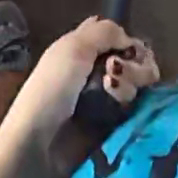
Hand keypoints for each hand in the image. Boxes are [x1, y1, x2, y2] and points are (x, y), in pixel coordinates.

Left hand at [0, 18, 158, 164]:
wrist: (39, 145)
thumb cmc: (51, 89)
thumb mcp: (73, 48)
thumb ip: (104, 32)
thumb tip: (130, 39)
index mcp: (81, 47)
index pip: (115, 35)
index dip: (126, 39)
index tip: (126, 48)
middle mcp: (96, 70)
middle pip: (133, 59)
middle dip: (133, 62)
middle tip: (114, 72)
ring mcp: (106, 99)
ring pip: (138, 83)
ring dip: (130, 82)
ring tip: (112, 91)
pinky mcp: (114, 125)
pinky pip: (137, 109)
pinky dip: (132, 103)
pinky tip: (119, 105)